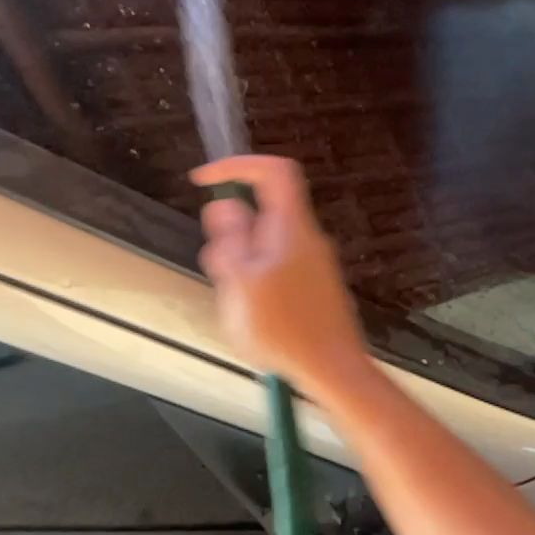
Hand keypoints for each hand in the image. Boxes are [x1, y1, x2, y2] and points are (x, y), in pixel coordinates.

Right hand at [190, 155, 371, 398]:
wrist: (332, 368)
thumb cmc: (282, 328)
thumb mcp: (240, 281)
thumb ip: (231, 239)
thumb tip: (226, 205)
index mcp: (292, 228)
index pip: (274, 171)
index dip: (238, 165)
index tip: (203, 182)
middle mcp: (309, 238)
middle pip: (265, 212)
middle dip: (232, 232)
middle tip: (223, 271)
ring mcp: (316, 263)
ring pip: (267, 245)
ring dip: (242, 263)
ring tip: (240, 304)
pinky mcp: (317, 287)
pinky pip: (278, 269)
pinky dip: (257, 281)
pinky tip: (256, 317)